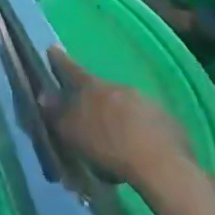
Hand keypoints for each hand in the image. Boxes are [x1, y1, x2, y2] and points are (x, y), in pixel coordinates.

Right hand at [45, 47, 190, 188]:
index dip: (59, 60)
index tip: (52, 48)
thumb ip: (55, 113)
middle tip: (89, 114)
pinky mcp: (170, 121)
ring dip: (120, 115)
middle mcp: (118, 86)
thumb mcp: (70, 132)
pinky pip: (148, 121)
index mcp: (91, 86)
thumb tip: (44, 96)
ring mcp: (147, 101)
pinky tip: (140, 148)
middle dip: (94, 98)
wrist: (161, 166)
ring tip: (117, 137)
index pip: (70, 68)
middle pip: (100, 88)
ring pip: (126, 104)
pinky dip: (141, 129)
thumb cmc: (106, 146)